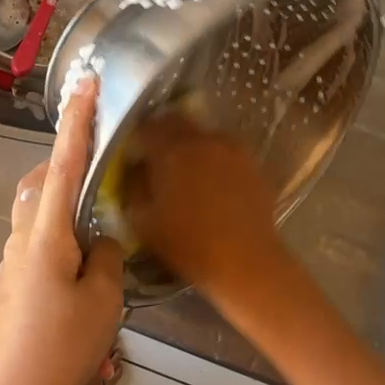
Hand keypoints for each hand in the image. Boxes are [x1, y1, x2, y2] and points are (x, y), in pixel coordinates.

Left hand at [0, 76, 123, 384]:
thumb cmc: (55, 350)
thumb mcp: (101, 304)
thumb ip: (107, 260)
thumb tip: (100, 243)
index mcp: (46, 232)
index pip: (65, 162)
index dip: (78, 121)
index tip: (87, 83)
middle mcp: (24, 234)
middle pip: (45, 180)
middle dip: (71, 161)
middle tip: (106, 163)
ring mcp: (15, 257)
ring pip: (41, 208)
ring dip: (68, 200)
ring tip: (102, 216)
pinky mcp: (15, 278)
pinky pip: (41, 235)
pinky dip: (63, 229)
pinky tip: (86, 259)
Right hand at [122, 114, 292, 305]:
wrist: (245, 262)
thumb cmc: (188, 245)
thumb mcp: (143, 221)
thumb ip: (133, 187)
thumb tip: (134, 169)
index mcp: (172, 150)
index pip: (146, 126)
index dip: (136, 137)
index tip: (132, 153)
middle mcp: (203, 139)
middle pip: (177, 121)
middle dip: (163, 134)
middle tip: (157, 157)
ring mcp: (232, 148)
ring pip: (203, 133)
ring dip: (190, 144)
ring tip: (187, 170)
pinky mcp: (252, 162)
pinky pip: (225, 149)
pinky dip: (214, 157)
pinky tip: (212, 181)